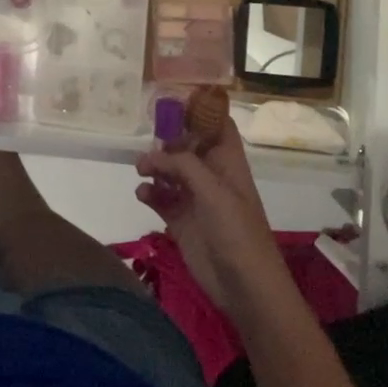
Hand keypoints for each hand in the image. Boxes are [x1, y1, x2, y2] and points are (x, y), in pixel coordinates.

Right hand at [135, 119, 287, 317]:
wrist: (246, 288)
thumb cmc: (238, 234)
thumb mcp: (214, 192)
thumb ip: (183, 166)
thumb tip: (151, 155)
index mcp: (228, 165)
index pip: (217, 126)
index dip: (200, 110)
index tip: (172, 98)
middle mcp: (211, 177)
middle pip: (186, 145)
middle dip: (166, 138)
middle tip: (145, 134)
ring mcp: (194, 199)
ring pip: (168, 170)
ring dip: (153, 166)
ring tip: (141, 170)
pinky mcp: (179, 220)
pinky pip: (158, 197)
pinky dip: (148, 193)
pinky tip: (142, 195)